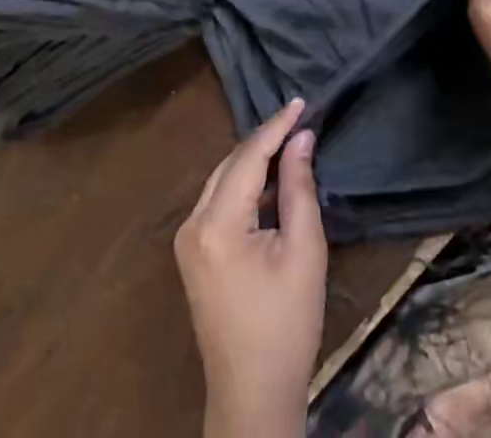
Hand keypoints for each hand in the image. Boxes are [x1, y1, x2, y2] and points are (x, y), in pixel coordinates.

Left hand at [176, 98, 324, 437]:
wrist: (254, 389)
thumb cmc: (287, 321)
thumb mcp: (304, 249)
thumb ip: (298, 187)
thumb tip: (302, 139)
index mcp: (216, 224)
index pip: (247, 158)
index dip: (276, 127)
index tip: (302, 101)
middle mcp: (191, 225)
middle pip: (229, 165)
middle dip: (264, 140)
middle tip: (299, 117)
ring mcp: (187, 241)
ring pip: (221, 181)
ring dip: (254, 161)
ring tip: (289, 139)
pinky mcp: (193, 254)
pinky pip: (219, 203)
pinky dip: (244, 185)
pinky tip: (270, 179)